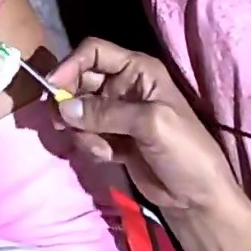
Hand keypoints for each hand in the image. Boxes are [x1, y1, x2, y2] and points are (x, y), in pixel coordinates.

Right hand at [47, 39, 240, 218]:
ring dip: (81, 129)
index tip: (53, 87)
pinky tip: (109, 157)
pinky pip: (86, 133)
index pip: (94, 51)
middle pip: (80, 79)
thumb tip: (63, 108)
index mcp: (138, 70)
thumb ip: (105, 112)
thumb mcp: (150, 123)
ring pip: (78, 109)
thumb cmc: (185, 151)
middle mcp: (124, 85)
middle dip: (69, 101)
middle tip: (60, 123)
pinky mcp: (112, 137)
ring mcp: (116, 112)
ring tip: (100, 147)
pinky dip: (90, 144)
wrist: (198, 199)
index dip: (71, 64)